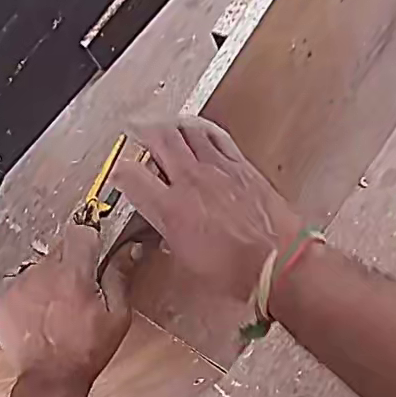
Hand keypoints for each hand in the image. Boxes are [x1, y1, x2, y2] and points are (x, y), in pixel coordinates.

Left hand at [0, 222, 131, 388]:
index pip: (80, 232)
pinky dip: (28, 298)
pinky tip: (39, 318)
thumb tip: (130, 249)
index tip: (92, 254)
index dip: (88, 243)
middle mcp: (43, 273)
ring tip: (56, 312)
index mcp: (74, 273)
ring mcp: (19, 286)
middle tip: (77, 295)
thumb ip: (120, 277)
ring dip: (47, 283)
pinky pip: (18, 287)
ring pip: (37, 269)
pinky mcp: (2, 300)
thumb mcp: (117, 317)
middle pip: (58, 251)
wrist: (50, 378)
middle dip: (69, 266)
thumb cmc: (85, 352)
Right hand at [110, 116, 305, 299]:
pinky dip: (201, 129)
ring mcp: (217, 169)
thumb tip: (167, 235)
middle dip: (141, 131)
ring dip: (170, 125)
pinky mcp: (240, 166)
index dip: (119, 173)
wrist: (278, 262)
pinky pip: (216, 136)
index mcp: (171, 210)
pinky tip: (197, 130)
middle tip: (133, 129)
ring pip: (186, 131)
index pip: (132, 177)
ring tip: (162, 125)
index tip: (117, 174)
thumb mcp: (188, 265)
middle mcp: (191, 182)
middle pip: (159, 139)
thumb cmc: (235, 271)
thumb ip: (171, 240)